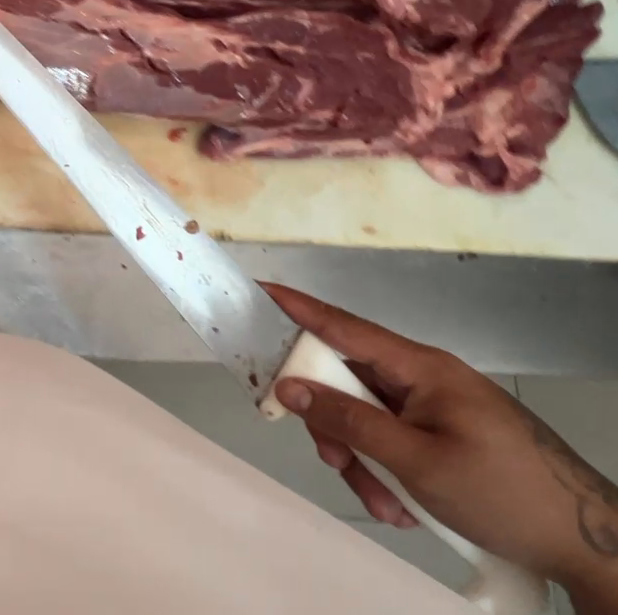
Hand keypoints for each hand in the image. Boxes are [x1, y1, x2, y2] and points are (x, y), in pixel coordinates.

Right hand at [265, 283, 617, 592]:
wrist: (598, 551)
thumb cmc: (507, 494)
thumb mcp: (416, 461)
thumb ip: (346, 420)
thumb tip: (287, 387)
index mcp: (422, 369)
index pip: (343, 326)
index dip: (296, 307)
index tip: (256, 289)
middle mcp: (425, 381)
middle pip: (345, 384)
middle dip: (333, 425)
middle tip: (332, 459)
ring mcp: (436, 411)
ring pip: (363, 421)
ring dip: (361, 462)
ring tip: (385, 503)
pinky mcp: (444, 439)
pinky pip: (390, 443)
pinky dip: (386, 474)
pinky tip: (404, 507)